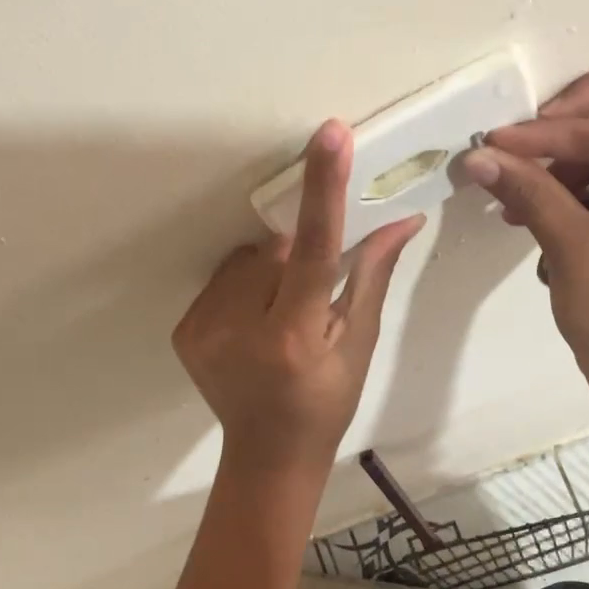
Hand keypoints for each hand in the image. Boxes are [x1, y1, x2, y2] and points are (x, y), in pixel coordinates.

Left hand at [174, 120, 425, 475]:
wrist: (267, 453)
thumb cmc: (325, 403)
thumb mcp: (358, 345)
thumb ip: (371, 277)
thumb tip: (404, 217)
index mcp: (293, 337)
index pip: (313, 251)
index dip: (323, 191)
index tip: (330, 135)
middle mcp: (241, 330)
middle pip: (276, 251)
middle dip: (296, 262)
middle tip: (307, 305)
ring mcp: (205, 331)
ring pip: (245, 261)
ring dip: (268, 273)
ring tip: (277, 319)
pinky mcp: (184, 332)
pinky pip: (221, 281)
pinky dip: (242, 291)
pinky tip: (253, 328)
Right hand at [462, 67, 588, 403]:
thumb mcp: (572, 249)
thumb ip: (530, 192)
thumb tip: (480, 155)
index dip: (556, 132)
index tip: (501, 142)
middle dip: (587, 109)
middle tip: (536, 129)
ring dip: (570, 159)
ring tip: (519, 192)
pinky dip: (573, 188)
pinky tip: (531, 211)